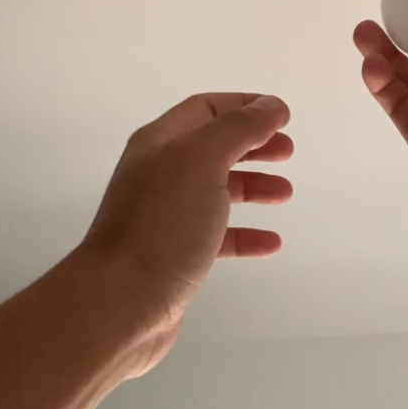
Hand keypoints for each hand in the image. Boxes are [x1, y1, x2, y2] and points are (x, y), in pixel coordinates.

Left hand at [77, 93, 291, 370]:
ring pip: (217, 190)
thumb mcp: (203, 161)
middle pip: (213, 147)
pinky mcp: (174, 255)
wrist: (120, 303)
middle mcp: (160, 174)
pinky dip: (246, 234)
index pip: (206, 108)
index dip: (245, 106)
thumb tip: (271, 106)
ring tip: (285, 193)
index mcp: (161, 143)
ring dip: (253, 186)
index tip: (282, 115)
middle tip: (287, 150)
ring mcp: (165, 216)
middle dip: (253, 144)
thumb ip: (240, 129)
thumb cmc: (162, 224)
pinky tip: (270, 242)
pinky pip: (217, 236)